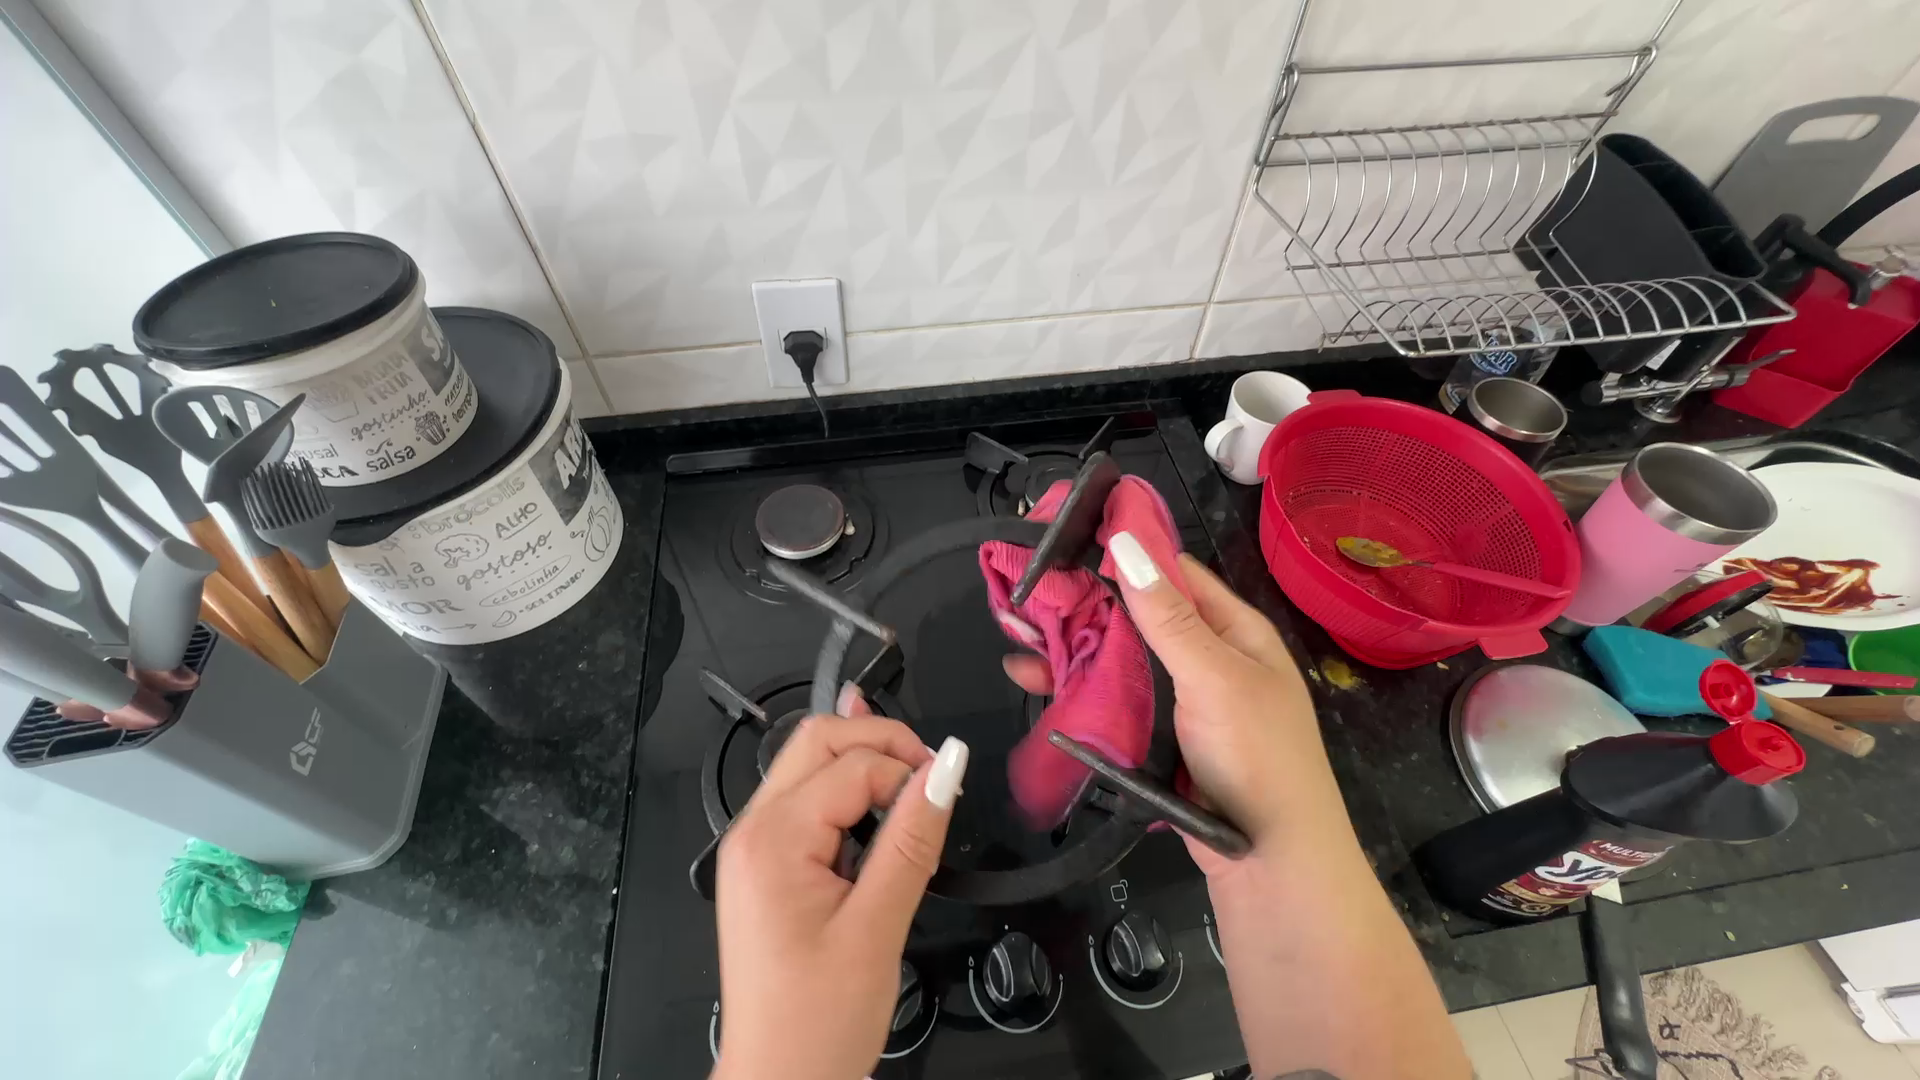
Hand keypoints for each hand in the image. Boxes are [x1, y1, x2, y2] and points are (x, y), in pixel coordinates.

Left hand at [713, 694, 969, 1079]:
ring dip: (863, 758)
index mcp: (773, 839)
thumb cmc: (821, 1021)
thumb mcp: (877, 928)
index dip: (907, 769)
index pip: (852, 766)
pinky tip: (875, 782)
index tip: (948, 796)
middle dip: (880, 740)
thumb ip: (912, 837)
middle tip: (931, 772)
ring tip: (913, 776)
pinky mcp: (765, 859)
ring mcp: (753, 842)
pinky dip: (844, 783)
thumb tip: (949, 763)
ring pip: (809, 760)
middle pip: (817, 739)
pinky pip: (804, 795)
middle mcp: (753, 827)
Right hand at [1003, 533, 1321, 876]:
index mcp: (1233, 630)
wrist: (1267, 863)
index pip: (1176, 573)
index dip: (1128, 553)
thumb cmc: (1254, 755)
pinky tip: (1035, 678)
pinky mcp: (1156, 733)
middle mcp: (1205, 656)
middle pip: (1138, 616)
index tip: (1071, 537)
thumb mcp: (1214, 676)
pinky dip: (1077, 686)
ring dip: (1073, 645)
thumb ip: (1166, 616)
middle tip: (1027, 590)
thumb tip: (1126, 542)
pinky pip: (1113, 697)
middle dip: (1086, 603)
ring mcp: (1179, 697)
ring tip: (1016, 633)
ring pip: (1118, 657)